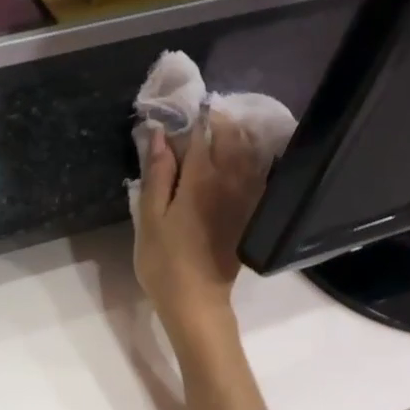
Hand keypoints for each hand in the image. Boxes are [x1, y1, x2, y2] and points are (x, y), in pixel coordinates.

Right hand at [134, 113, 268, 330]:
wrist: (196, 300)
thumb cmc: (164, 262)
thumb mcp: (150, 219)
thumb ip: (156, 175)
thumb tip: (159, 136)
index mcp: (200, 178)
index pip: (197, 134)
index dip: (187, 118)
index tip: (176, 110)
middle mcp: (230, 178)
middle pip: (229, 135)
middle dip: (215, 120)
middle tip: (199, 116)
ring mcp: (247, 193)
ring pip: (249, 148)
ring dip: (236, 132)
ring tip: (220, 128)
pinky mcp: (252, 209)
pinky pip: (260, 169)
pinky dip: (252, 153)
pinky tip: (243, 153)